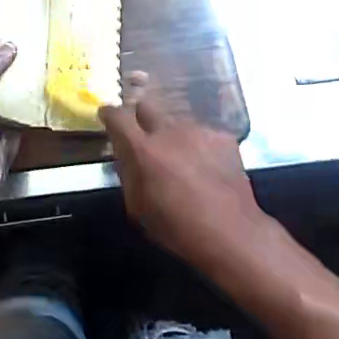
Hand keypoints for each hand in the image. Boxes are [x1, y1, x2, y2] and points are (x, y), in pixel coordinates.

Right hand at [99, 96, 267, 271]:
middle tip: (145, 139)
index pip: (117, 115)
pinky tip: (207, 167)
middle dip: (141, 119)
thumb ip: (127, 173)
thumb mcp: (138, 206)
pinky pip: (202, 134)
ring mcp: (199, 131)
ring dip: (173, 136)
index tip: (107, 117)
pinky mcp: (223, 137)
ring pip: (176, 123)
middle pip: (147, 106)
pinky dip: (199, 146)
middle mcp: (169, 131)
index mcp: (143, 149)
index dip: (109, 114)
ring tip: (182, 161)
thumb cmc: (177, 227)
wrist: (231, 232)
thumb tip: (124, 156)